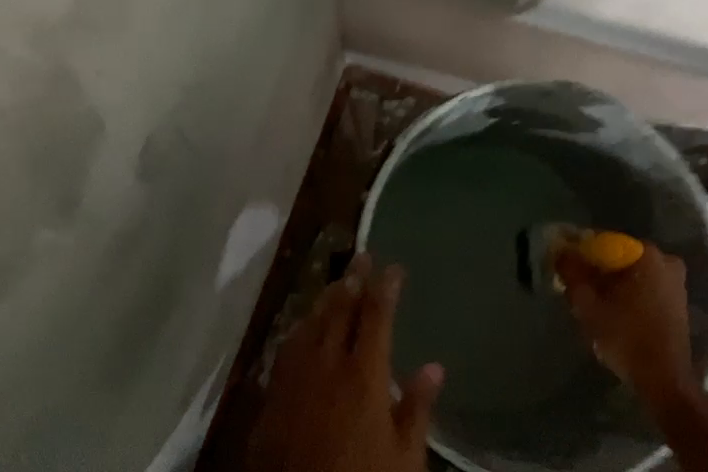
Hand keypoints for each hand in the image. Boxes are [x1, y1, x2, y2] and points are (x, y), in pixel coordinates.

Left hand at [249, 253, 444, 471]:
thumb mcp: (404, 457)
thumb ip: (417, 408)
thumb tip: (435, 366)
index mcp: (364, 374)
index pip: (377, 316)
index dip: (386, 287)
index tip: (394, 266)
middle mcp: (327, 364)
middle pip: (341, 310)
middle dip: (354, 279)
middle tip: (363, 256)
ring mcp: (295, 377)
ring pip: (311, 323)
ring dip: (325, 298)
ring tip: (337, 281)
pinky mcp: (272, 396)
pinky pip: (286, 348)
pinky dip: (299, 328)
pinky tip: (302, 325)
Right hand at [555, 241, 695, 403]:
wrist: (665, 381)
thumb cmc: (626, 337)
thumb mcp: (589, 306)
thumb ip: (572, 274)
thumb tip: (560, 252)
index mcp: (645, 254)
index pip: (604, 242)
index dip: (582, 255)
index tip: (569, 272)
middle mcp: (665, 260)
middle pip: (620, 258)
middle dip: (599, 271)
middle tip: (581, 292)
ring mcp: (676, 282)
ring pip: (633, 274)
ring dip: (614, 285)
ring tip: (597, 307)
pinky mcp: (679, 302)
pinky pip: (646, 288)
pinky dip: (630, 295)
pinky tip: (617, 315)